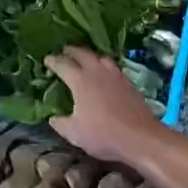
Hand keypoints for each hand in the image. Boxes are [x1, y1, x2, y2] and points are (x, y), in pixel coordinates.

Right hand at [46, 48, 165, 165]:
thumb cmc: (103, 134)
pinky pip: (114, 67)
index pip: (63, 64)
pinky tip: (105, 73)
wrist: (140, 137)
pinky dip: (105, 65)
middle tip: (64, 51)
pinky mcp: (129, 84)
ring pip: (101, 57)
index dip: (53, 61)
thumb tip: (53, 118)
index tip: (47, 60)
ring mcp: (116, 76)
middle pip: (83, 53)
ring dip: (91, 55)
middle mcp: (98, 72)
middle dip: (72, 51)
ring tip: (86, 58)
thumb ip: (61, 123)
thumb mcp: (74, 133)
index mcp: (81, 81)